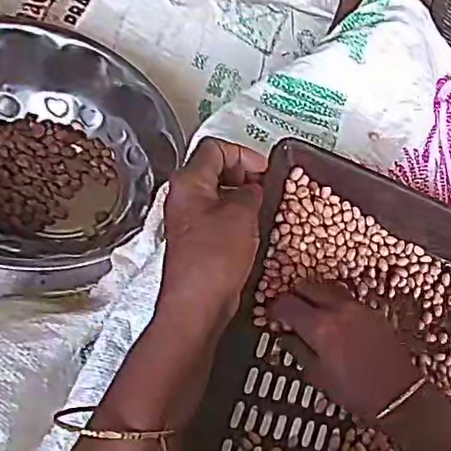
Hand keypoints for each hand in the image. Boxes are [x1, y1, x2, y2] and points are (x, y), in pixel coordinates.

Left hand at [159, 138, 265, 324]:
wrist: (198, 301)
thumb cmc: (215, 258)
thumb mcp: (242, 216)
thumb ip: (250, 194)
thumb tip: (253, 190)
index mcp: (189, 182)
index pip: (216, 148)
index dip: (245, 154)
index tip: (265, 170)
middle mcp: (184, 197)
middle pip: (215, 169)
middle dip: (244, 173)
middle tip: (267, 186)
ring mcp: (189, 220)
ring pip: (218, 194)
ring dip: (242, 197)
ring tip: (264, 208)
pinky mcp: (198, 240)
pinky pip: (219, 217)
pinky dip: (237, 216)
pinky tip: (254, 229)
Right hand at [268, 280, 421, 418]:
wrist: (397, 394)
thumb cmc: (355, 392)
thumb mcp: (317, 375)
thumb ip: (298, 349)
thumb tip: (285, 334)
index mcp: (321, 327)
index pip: (287, 304)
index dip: (275, 310)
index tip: (273, 319)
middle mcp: (340, 310)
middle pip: (308, 286)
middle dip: (294, 297)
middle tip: (289, 315)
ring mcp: (360, 309)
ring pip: (329, 288)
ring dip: (315, 297)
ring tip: (310, 316)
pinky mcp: (374, 313)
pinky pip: (346, 299)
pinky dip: (334, 304)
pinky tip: (333, 322)